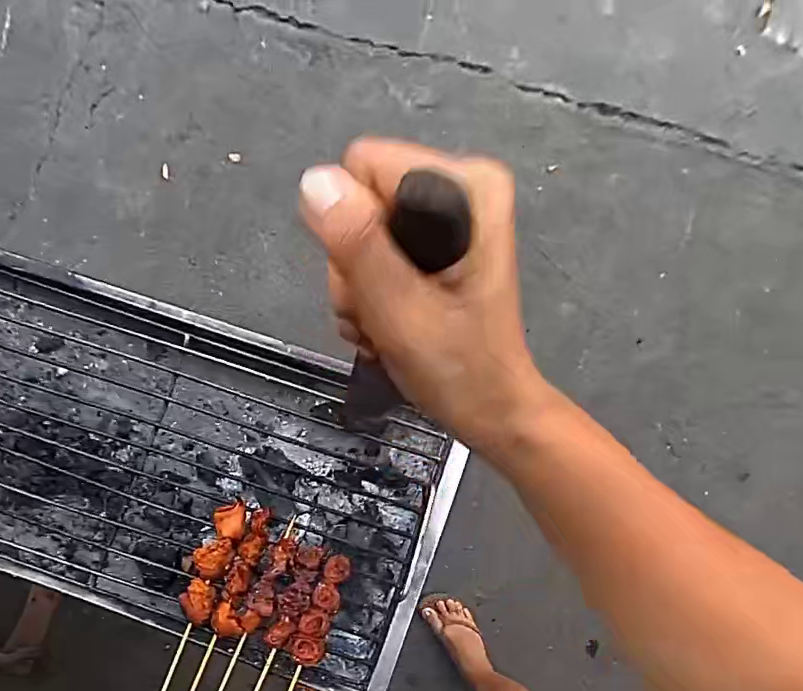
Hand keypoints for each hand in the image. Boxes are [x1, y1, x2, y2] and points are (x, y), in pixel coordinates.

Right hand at [297, 138, 551, 452]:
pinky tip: (387, 326)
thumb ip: (359, 245)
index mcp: (464, 185)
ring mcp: (442, 221)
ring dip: (358, 293)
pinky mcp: (430, 248)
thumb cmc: (457, 369)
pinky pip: (368, 260)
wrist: (487, 408)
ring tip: (385, 326)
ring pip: (355, 240)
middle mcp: (456, 189)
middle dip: (356, 270)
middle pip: (357, 207)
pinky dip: (368, 300)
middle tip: (382, 313)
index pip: (362, 170)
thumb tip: (314, 182)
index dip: (353, 232)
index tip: (379, 283)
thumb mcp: (401, 309)